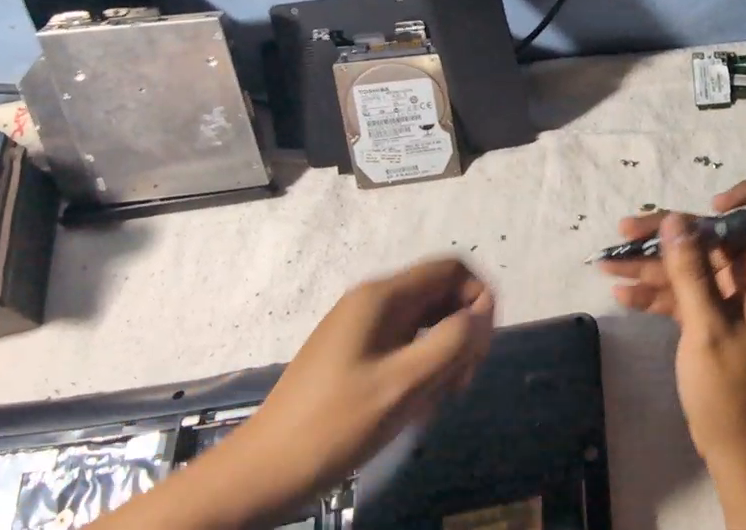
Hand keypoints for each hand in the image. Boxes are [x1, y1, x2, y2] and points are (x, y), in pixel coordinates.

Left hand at [91, 257, 493, 529]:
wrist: (260, 476)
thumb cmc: (334, 425)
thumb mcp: (404, 383)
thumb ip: (454, 341)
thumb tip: (486, 310)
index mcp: (383, 297)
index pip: (452, 269)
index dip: (479, 297)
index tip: (483, 343)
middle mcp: (374, 302)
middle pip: (442, 296)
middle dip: (463, 332)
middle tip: (462, 380)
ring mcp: (362, 329)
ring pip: (427, 323)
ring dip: (445, 355)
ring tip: (440, 398)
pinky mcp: (355, 355)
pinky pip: (406, 345)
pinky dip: (423, 367)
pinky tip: (419, 404)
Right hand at [601, 181, 745, 465]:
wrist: (742, 452)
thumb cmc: (733, 390)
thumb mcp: (707, 328)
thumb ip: (692, 272)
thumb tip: (677, 218)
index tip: (711, 204)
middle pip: (715, 240)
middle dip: (671, 234)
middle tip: (625, 231)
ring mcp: (732, 303)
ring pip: (693, 268)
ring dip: (653, 265)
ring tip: (606, 263)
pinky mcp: (714, 323)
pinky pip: (686, 296)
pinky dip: (657, 294)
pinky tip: (622, 294)